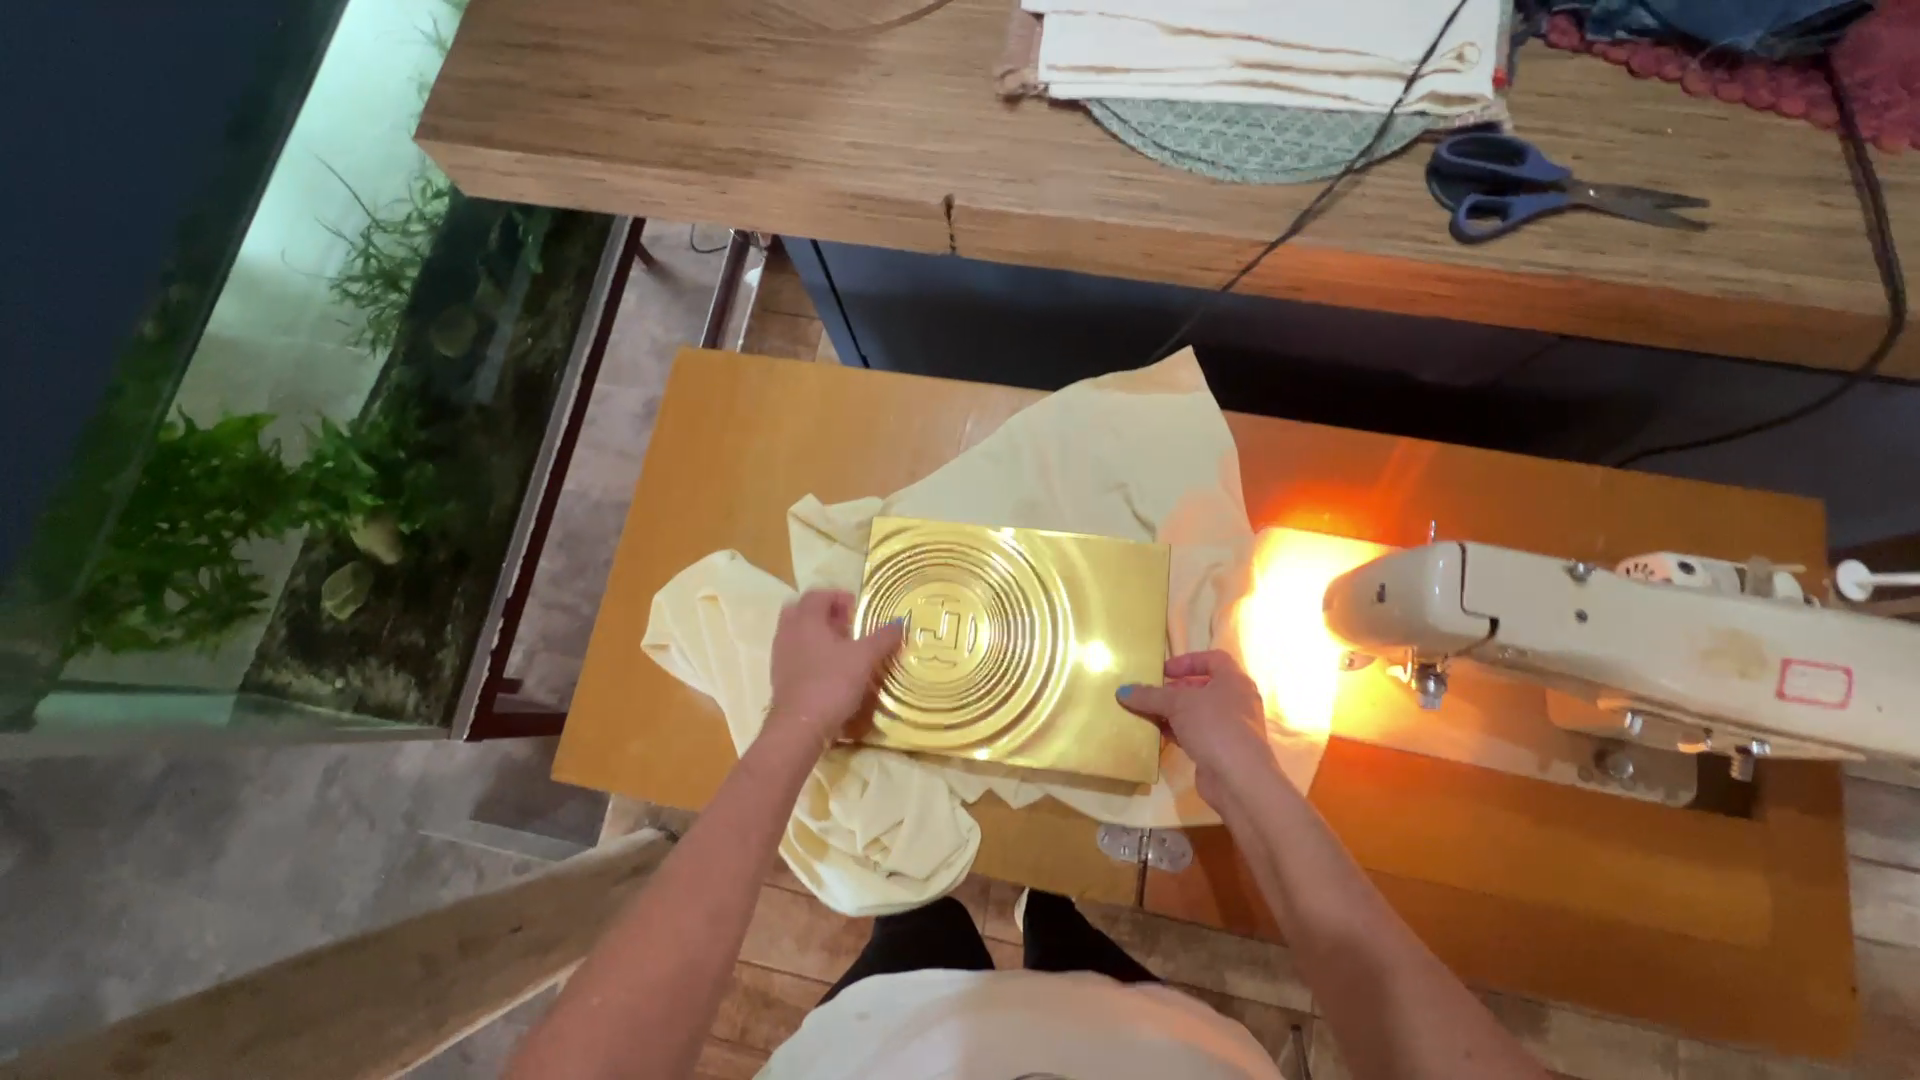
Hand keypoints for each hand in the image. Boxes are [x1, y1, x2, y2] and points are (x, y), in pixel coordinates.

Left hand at [767, 589, 903, 751]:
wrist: (800, 726)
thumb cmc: (832, 683)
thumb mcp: (865, 658)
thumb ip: (883, 638)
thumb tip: (902, 622)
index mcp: (806, 620)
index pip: (817, 594)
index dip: (838, 596)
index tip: (857, 609)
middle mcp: (788, 632)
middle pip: (801, 610)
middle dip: (824, 613)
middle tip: (846, 625)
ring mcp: (780, 655)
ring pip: (796, 633)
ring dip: (817, 634)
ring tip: (841, 649)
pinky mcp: (780, 677)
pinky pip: (794, 654)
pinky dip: (810, 654)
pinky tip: (829, 671)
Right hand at [1117, 650, 1277, 806]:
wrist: (1238, 778)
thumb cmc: (1214, 726)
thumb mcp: (1178, 704)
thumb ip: (1150, 696)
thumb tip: (1122, 692)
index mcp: (1234, 681)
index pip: (1213, 659)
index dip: (1187, 661)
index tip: (1164, 671)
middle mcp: (1236, 701)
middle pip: (1203, 687)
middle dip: (1176, 689)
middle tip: (1153, 693)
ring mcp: (1230, 727)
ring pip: (1197, 712)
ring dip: (1173, 712)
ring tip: (1148, 713)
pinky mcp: (1221, 749)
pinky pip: (1196, 733)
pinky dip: (1177, 731)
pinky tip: (1158, 734)